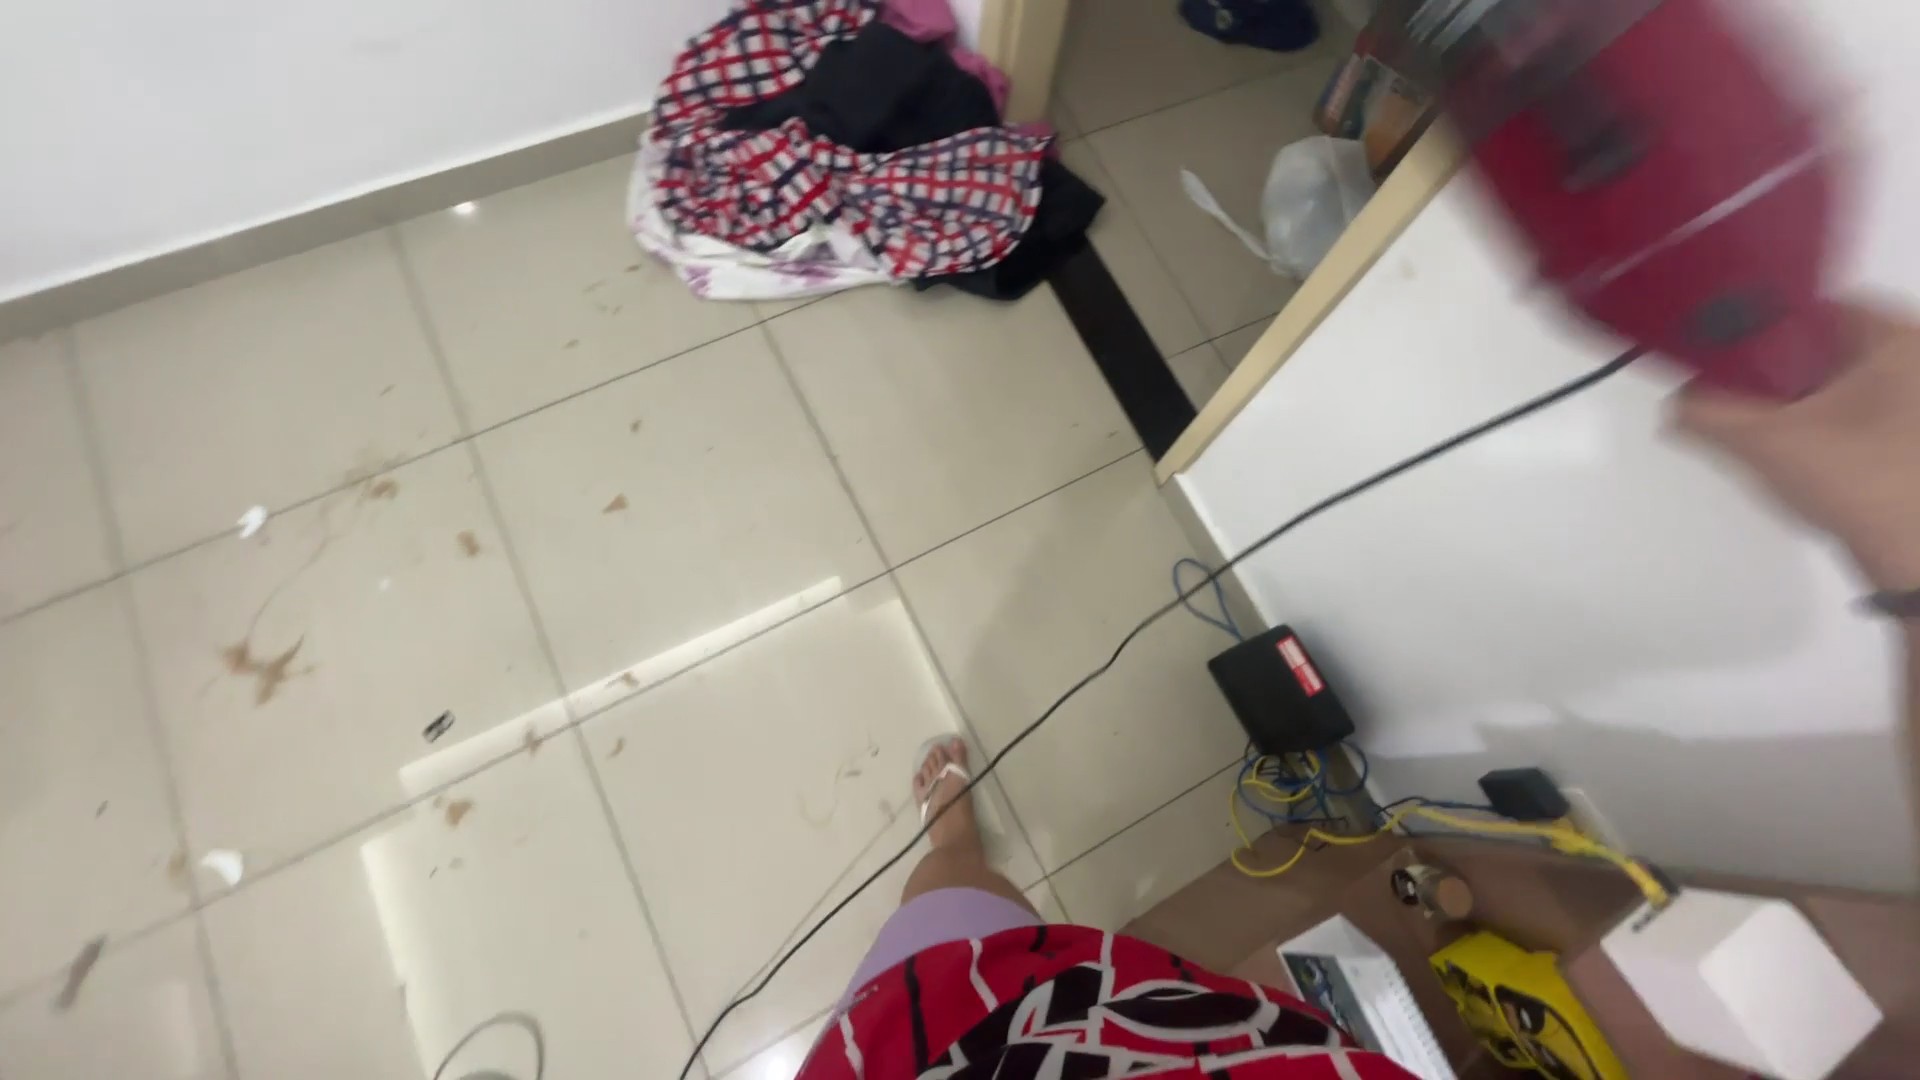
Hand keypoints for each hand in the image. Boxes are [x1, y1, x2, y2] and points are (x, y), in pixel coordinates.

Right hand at [1676, 300, 1919, 590]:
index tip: (1710, 356)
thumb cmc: (1856, 478)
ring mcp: (1916, 400)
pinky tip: (1787, 454)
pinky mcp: (1907, 435)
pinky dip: (1809, 424)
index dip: (1754, 326)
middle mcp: (1917, 360)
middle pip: (1819, 347)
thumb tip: (1676, 402)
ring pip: (1829, 383)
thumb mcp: (1760, 441)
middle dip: (1763, 371)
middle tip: (1721, 398)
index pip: (1812, 307)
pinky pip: (1848, 411)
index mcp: (1898, 342)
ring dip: (1781, 402)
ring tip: (1748, 431)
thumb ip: (1701, 412)